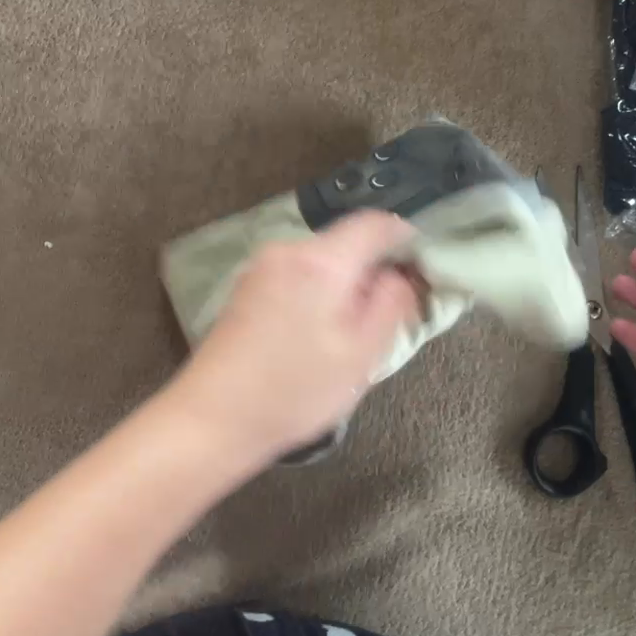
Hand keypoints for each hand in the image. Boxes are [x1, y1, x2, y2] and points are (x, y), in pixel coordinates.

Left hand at [164, 211, 422, 462]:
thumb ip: (391, 305)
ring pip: (321, 260)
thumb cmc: (294, 390)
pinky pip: (297, 273)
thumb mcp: (360, 356)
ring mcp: (262, 265)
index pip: (373, 222)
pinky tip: (315, 333)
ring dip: (344, 283)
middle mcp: (288, 250)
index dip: (403, 235)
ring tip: (351, 332)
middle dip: (371, 268)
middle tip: (388, 311)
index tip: (421, 260)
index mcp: (321, 261)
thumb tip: (403, 274)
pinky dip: (317, 290)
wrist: (214, 414)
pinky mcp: (247, 284)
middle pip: (345, 242)